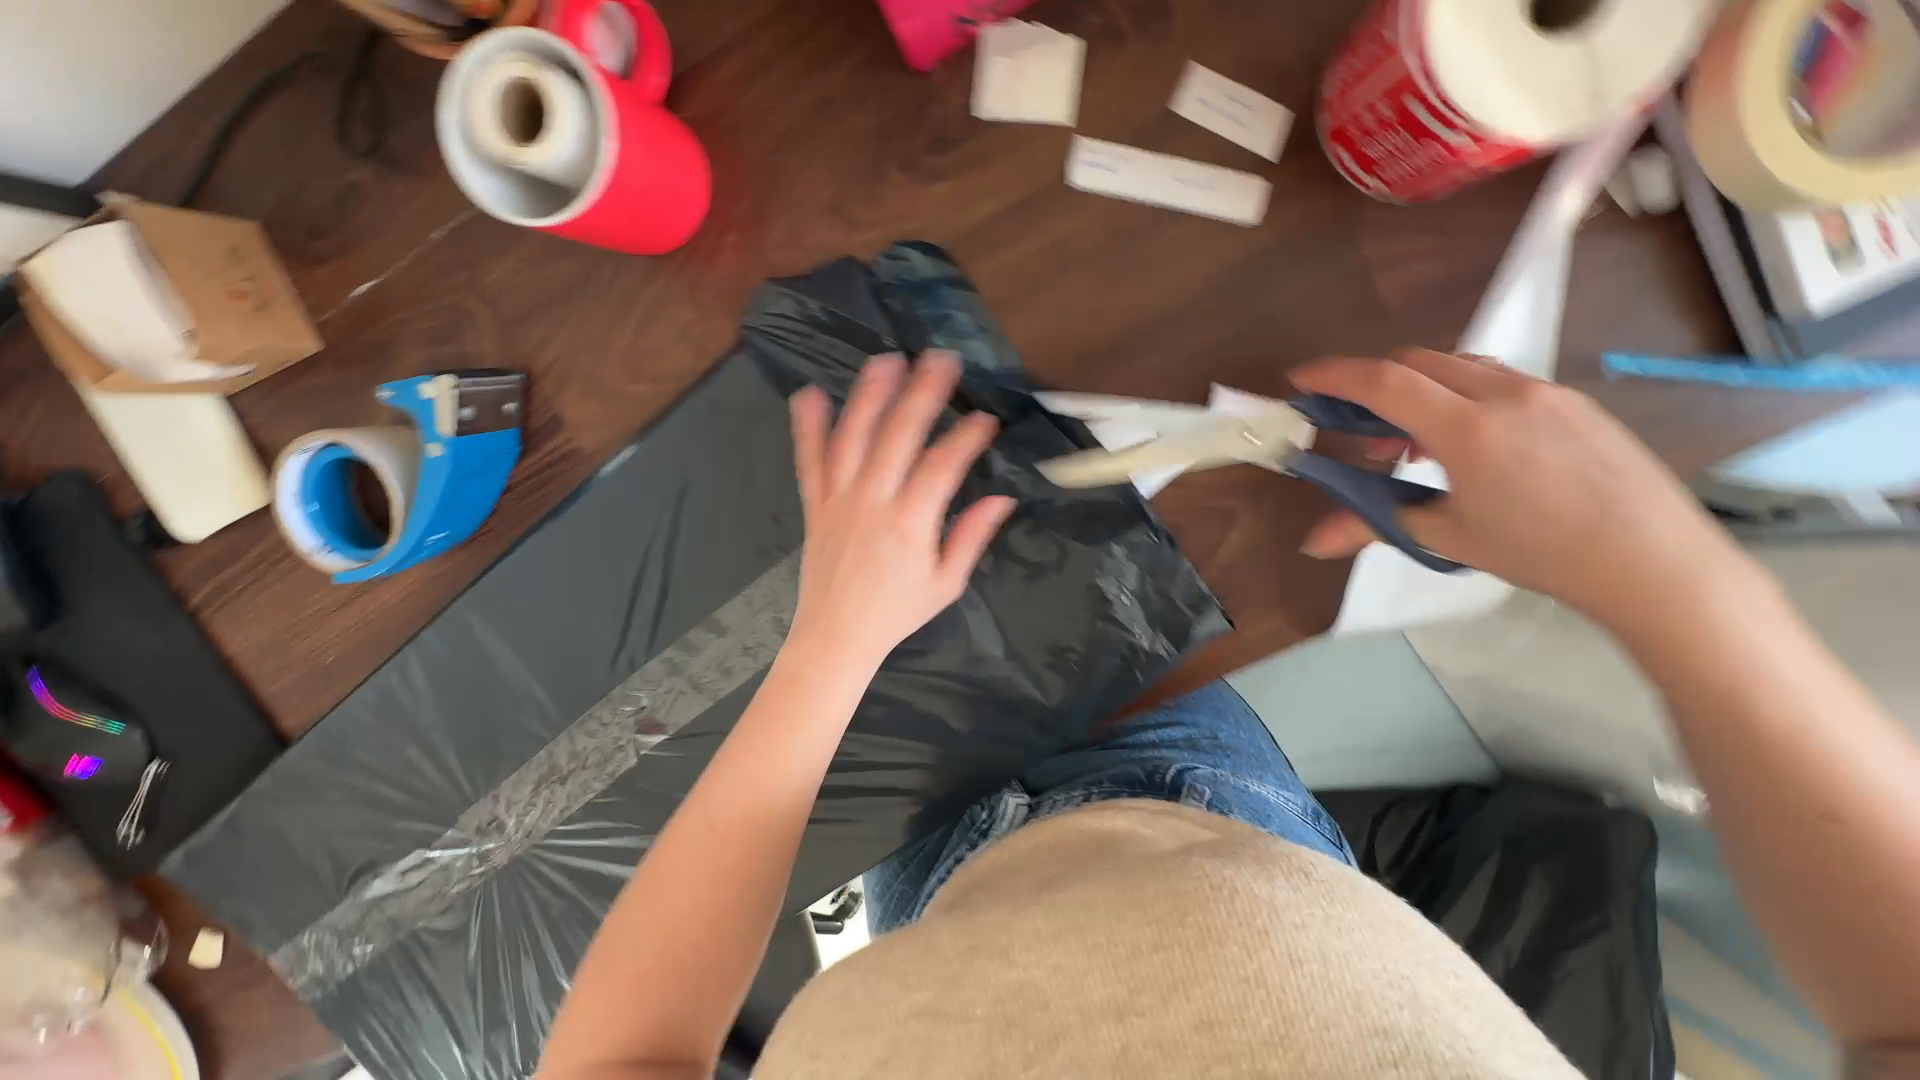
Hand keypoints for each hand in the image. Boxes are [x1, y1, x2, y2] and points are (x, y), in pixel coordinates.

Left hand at [785, 351, 1016, 671]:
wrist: (836, 636)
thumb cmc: (896, 612)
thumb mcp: (946, 583)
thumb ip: (971, 536)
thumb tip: (1002, 498)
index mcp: (910, 524)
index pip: (943, 466)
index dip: (967, 438)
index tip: (987, 418)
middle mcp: (872, 503)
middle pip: (898, 436)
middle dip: (922, 394)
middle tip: (942, 359)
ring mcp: (838, 499)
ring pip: (852, 438)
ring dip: (870, 396)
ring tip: (887, 360)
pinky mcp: (815, 504)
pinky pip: (809, 460)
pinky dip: (808, 427)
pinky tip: (809, 393)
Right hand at [1290, 348, 1754, 628]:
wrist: (1654, 561)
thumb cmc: (1542, 552)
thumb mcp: (1449, 537)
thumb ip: (1374, 525)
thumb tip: (1311, 544)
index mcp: (1468, 428)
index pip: (1384, 383)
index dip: (1335, 376)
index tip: (1301, 380)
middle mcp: (1504, 394)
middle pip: (1418, 362)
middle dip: (1374, 384)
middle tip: (1356, 429)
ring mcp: (1544, 392)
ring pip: (1461, 366)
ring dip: (1419, 389)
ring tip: (1411, 443)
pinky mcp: (1572, 402)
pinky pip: (1499, 380)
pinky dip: (1461, 395)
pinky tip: (1468, 445)